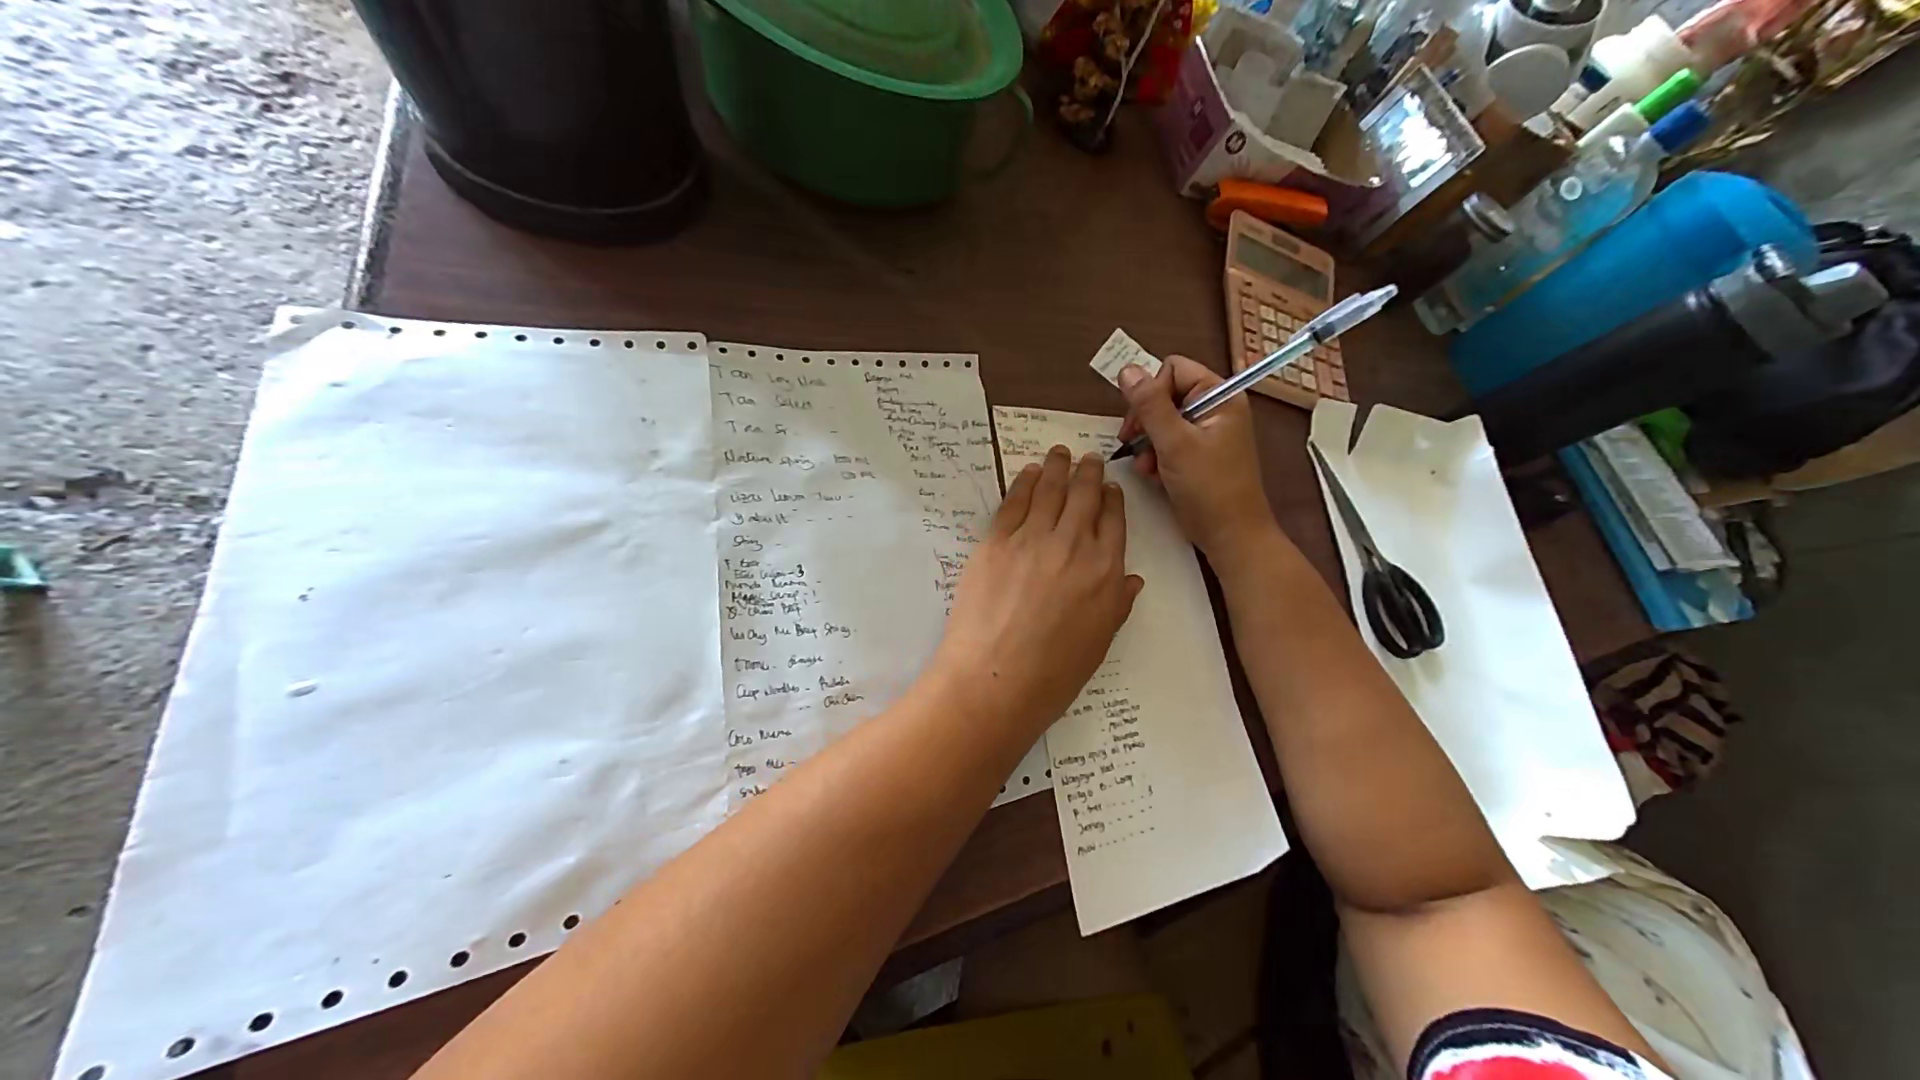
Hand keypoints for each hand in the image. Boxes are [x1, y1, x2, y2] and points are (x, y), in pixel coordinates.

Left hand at [930, 446, 1143, 735]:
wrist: (996, 680)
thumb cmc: (1053, 674)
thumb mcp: (1099, 642)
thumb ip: (1117, 604)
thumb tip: (1131, 579)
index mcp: (1105, 571)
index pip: (1113, 521)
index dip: (1111, 499)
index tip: (1108, 487)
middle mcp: (1073, 545)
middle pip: (1083, 496)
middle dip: (1087, 473)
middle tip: (1087, 458)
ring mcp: (1032, 539)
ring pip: (1050, 489)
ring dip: (1057, 467)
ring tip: (1060, 452)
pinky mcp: (996, 541)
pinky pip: (1014, 501)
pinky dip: (1024, 482)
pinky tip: (1029, 473)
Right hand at [1118, 357, 1275, 559]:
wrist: (1230, 535)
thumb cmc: (1209, 488)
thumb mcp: (1174, 443)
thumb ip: (1149, 405)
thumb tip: (1127, 369)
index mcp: (1219, 397)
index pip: (1174, 370)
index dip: (1151, 391)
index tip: (1139, 421)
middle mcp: (1214, 409)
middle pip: (1164, 394)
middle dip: (1145, 420)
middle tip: (1133, 442)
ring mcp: (1206, 433)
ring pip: (1161, 420)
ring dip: (1147, 442)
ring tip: (1147, 466)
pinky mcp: (1197, 455)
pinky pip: (1167, 442)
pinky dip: (1155, 456)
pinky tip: (1153, 474)